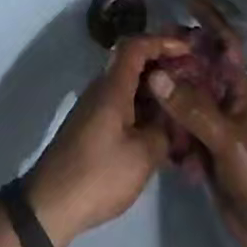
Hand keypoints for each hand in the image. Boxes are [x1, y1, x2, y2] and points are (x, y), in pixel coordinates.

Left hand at [26, 33, 187, 245]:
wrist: (51, 205)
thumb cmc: (98, 175)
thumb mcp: (142, 155)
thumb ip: (163, 130)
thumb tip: (172, 118)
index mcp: (112, 88)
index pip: (136, 46)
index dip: (163, 42)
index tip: (189, 49)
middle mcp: (102, 90)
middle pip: (134, 63)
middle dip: (164, 64)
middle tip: (195, 75)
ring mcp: (96, 108)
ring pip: (130, 85)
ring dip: (156, 89)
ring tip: (186, 102)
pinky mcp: (95, 126)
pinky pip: (124, 104)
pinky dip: (146, 108)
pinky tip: (166, 128)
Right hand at [145, 1, 246, 246]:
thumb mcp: (229, 140)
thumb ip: (193, 108)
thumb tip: (156, 75)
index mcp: (242, 89)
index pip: (226, 43)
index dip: (210, 20)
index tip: (186, 1)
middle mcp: (229, 101)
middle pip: (198, 69)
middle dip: (175, 57)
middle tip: (144, 48)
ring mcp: (217, 126)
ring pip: (186, 98)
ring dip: (166, 93)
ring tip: (137, 85)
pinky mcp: (206, 150)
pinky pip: (182, 128)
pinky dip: (167, 127)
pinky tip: (148, 125)